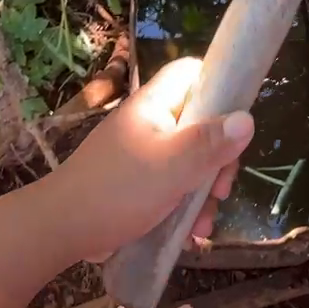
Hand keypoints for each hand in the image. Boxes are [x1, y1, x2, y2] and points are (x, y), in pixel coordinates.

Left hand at [38, 57, 253, 261]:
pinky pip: (173, 185)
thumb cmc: (119, 189)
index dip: (218, 88)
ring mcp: (141, 153)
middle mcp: (149, 123)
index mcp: (154, 105)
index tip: (237, 123)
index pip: (190, 74)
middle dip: (218, 158)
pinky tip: (191, 233)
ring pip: (189, 160)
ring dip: (204, 191)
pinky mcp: (137, 183)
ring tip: (204, 223)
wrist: (61, 229)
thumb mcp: (172, 166)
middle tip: (222, 189)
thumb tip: (248, 118)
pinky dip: (186, 205)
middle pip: (199, 123)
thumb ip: (210, 143)